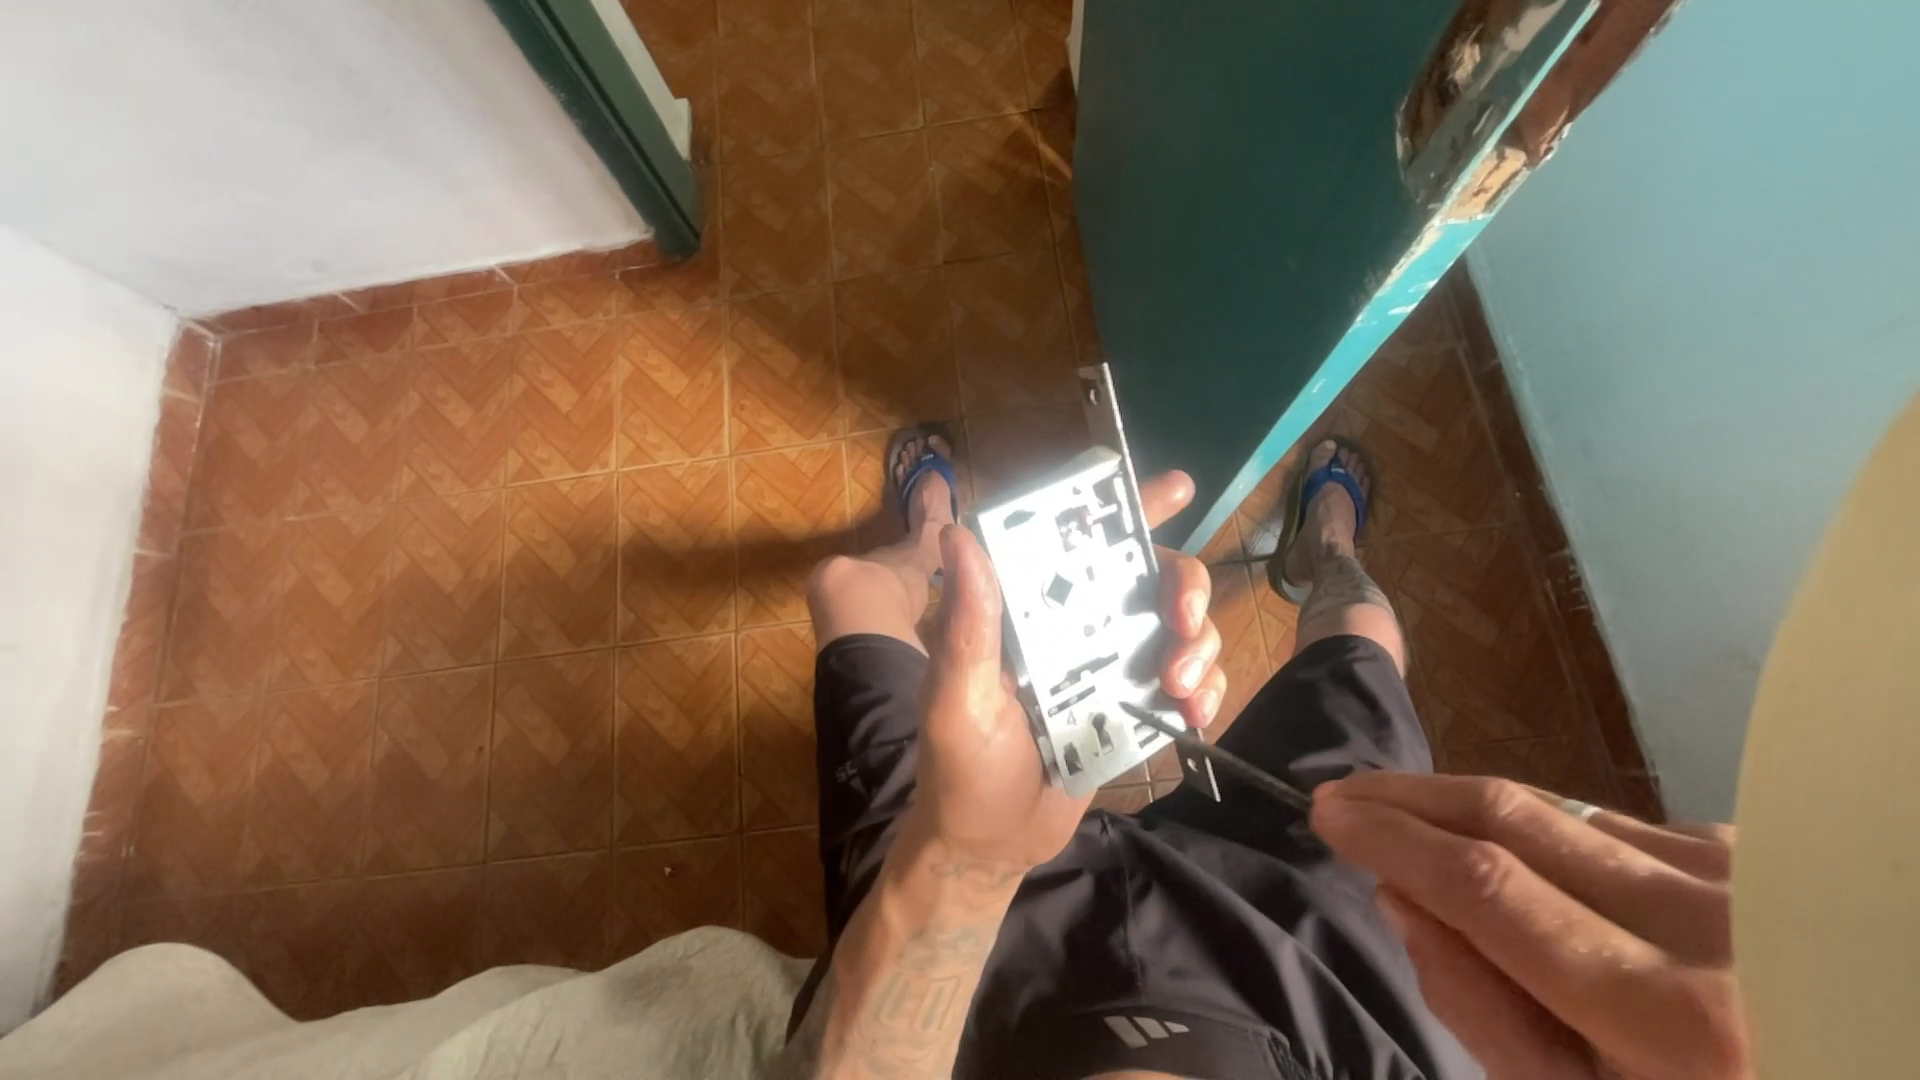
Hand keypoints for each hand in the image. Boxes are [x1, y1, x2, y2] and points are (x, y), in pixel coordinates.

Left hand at [912, 471, 1225, 869]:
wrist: (993, 843)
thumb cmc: (962, 769)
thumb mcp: (957, 696)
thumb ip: (968, 624)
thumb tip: (960, 532)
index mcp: (1031, 612)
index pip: (1078, 543)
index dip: (1126, 509)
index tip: (1178, 489)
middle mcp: (1075, 628)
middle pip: (1149, 577)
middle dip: (1183, 586)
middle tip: (1183, 621)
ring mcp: (1110, 669)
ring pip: (1180, 627)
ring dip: (1200, 645)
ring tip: (1181, 688)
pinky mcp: (1134, 709)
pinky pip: (1190, 682)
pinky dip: (1206, 689)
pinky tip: (1193, 715)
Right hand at [1311, 772, 1748, 1078]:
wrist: (1839, 1074)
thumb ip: (1480, 1007)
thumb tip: (1399, 895)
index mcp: (1672, 1020)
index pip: (1483, 885)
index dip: (1391, 837)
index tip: (1328, 812)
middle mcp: (1713, 926)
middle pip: (1513, 817)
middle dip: (1407, 796)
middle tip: (1342, 791)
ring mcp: (1744, 877)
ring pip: (1557, 811)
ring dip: (1463, 804)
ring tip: (1405, 811)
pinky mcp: (1756, 856)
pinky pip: (1611, 824)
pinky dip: (1547, 832)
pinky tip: (1527, 856)